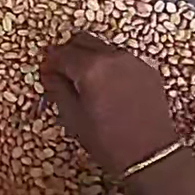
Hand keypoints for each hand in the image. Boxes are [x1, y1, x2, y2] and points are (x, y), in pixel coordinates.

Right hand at [40, 32, 180, 177]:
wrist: (150, 154)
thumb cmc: (107, 140)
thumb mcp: (74, 117)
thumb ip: (58, 89)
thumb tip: (49, 74)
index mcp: (91, 68)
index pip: (62, 54)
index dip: (50, 62)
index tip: (45, 73)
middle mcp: (113, 57)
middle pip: (83, 40)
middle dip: (68, 53)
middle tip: (61, 73)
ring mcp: (133, 61)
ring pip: (103, 47)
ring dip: (89, 57)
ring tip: (84, 82)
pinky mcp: (147, 70)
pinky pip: (121, 59)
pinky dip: (108, 65)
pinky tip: (106, 87)